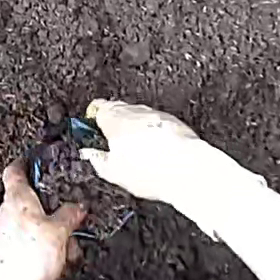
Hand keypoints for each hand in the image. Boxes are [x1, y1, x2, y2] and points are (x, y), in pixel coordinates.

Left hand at [0, 163, 85, 279]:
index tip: (36, 159)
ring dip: (52, 235)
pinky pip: (28, 245)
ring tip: (67, 253)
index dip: (27, 162)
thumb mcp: (59, 232)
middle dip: (53, 211)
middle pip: (31, 201)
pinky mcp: (5, 255)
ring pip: (32, 225)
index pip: (16, 170)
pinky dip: (43, 251)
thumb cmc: (23, 262)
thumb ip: (70, 215)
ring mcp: (3, 235)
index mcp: (16, 199)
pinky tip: (55, 266)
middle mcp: (6, 213)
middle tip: (70, 221)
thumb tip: (77, 207)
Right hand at [79, 99, 267, 235]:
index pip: (97, 107)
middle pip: (118, 111)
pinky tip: (155, 155)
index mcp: (115, 117)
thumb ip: (97, 160)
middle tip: (112, 147)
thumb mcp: (112, 172)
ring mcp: (157, 115)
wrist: (189, 170)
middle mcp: (136, 110)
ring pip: (139, 118)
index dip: (92, 119)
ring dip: (135, 131)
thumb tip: (90, 155)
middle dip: (114, 126)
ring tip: (136, 155)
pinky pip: (158, 126)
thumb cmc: (151, 170)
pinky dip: (154, 136)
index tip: (91, 130)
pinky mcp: (175, 123)